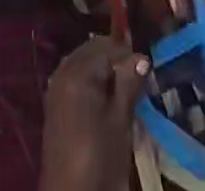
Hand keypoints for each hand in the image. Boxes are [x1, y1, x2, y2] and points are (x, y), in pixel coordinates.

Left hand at [38, 36, 147, 190]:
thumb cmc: (100, 155)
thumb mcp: (120, 120)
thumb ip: (128, 84)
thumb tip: (141, 57)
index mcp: (77, 72)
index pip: (107, 48)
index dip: (129, 56)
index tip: (149, 71)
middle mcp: (62, 71)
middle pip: (92, 51)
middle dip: (116, 58)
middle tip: (140, 78)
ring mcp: (56, 85)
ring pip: (84, 62)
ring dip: (104, 68)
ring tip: (127, 87)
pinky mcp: (55, 101)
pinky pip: (75, 76)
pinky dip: (92, 79)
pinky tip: (107, 96)